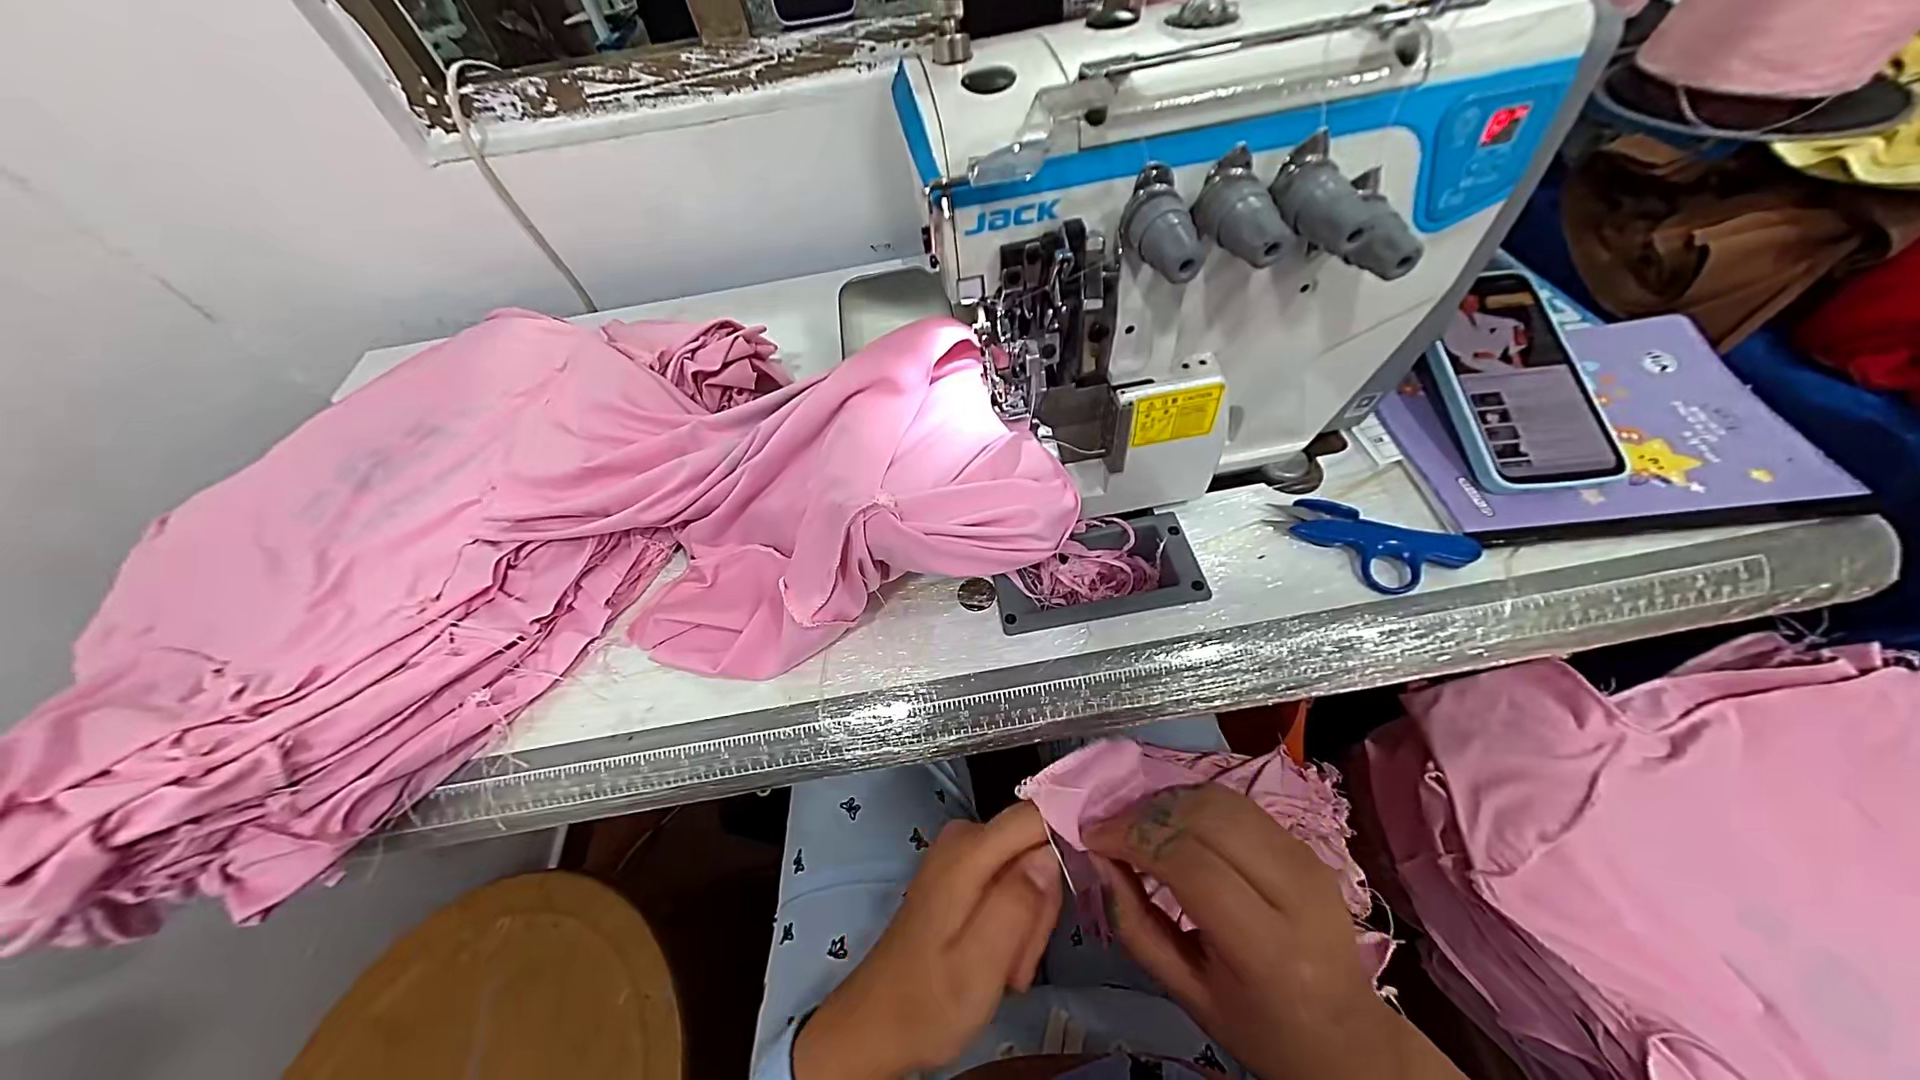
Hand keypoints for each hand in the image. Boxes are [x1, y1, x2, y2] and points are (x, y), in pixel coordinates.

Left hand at [794, 801, 1063, 1079]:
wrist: (878, 1023)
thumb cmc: (926, 1002)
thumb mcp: (980, 964)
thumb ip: (1019, 904)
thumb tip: (1049, 855)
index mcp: (968, 851)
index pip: (1038, 814)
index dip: (1067, 842)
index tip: (1079, 889)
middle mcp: (965, 838)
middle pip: (1035, 847)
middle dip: (1040, 904)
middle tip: (1019, 956)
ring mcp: (962, 853)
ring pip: (1028, 869)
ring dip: (1028, 921)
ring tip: (1005, 964)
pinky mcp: (963, 871)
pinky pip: (1011, 882)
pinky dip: (1013, 922)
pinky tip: (996, 956)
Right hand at [1085, 785, 1465, 1079]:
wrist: (1348, 1036)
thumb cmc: (1259, 1026)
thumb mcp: (1187, 992)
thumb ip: (1135, 924)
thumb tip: (1100, 858)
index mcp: (1268, 949)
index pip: (1192, 865)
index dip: (1134, 838)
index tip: (1094, 838)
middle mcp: (1295, 893)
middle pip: (1206, 818)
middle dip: (1145, 813)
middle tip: (1110, 828)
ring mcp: (1307, 860)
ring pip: (1220, 799)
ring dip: (1167, 801)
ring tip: (1136, 823)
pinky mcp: (1306, 844)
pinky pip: (1236, 804)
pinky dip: (1192, 802)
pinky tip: (1170, 821)